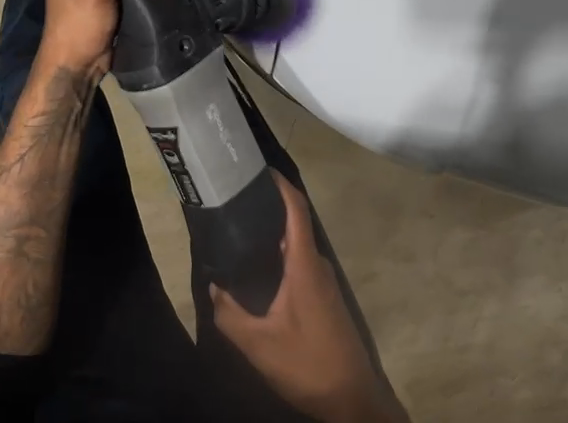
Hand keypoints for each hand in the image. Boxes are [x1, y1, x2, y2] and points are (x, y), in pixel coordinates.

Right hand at [211, 172, 405, 422]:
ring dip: (270, 237)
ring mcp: (324, 283)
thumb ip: (230, 314)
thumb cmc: (307, 363)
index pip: (295, 208)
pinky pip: (299, 265)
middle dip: (266, 209)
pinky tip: (258, 273)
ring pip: (295, 247)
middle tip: (233, 204)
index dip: (279, 184)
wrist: (352, 400)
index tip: (257, 168)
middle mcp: (317, 265)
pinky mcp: (324, 299)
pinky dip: (278, 259)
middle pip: (293, 224)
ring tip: (238, 234)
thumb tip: (214, 286)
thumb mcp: (258, 344)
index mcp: (304, 264)